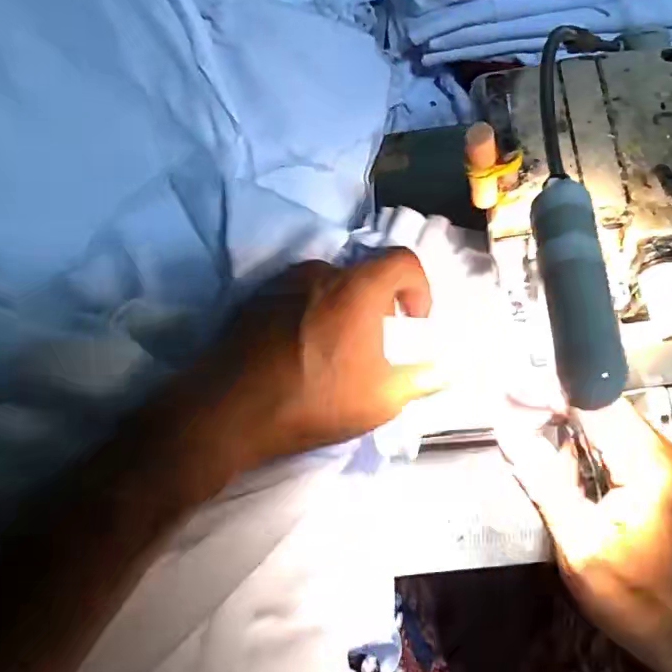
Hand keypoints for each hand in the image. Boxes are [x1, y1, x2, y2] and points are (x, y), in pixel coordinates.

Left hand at [207, 249, 443, 466]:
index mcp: (358, 288)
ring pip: (329, 286)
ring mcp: (283, 282)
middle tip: (374, 345)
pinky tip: (301, 353)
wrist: (230, 410)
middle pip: (365, 275)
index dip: (419, 288)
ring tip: (335, 351)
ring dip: (342, 310)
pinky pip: (298, 297)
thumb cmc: (317, 399)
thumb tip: (441, 371)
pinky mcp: (254, 299)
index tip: (411, 323)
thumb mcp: (382, 399)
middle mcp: (321, 272)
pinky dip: (311, 315)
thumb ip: (419, 379)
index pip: (404, 261)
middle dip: (379, 306)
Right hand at [496, 399, 671, 671]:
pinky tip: (549, 449)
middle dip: (552, 402)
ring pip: (602, 420)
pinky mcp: (650, 473)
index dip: (548, 391)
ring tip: (519, 423)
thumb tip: (508, 430)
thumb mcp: (579, 544)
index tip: (507, 392)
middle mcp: (658, 449)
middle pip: (599, 405)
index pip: (594, 400)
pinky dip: (577, 441)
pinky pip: (608, 441)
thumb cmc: (633, 595)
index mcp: (647, 460)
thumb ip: (544, 481)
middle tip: (506, 409)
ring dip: (562, 420)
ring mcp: (657, 460)